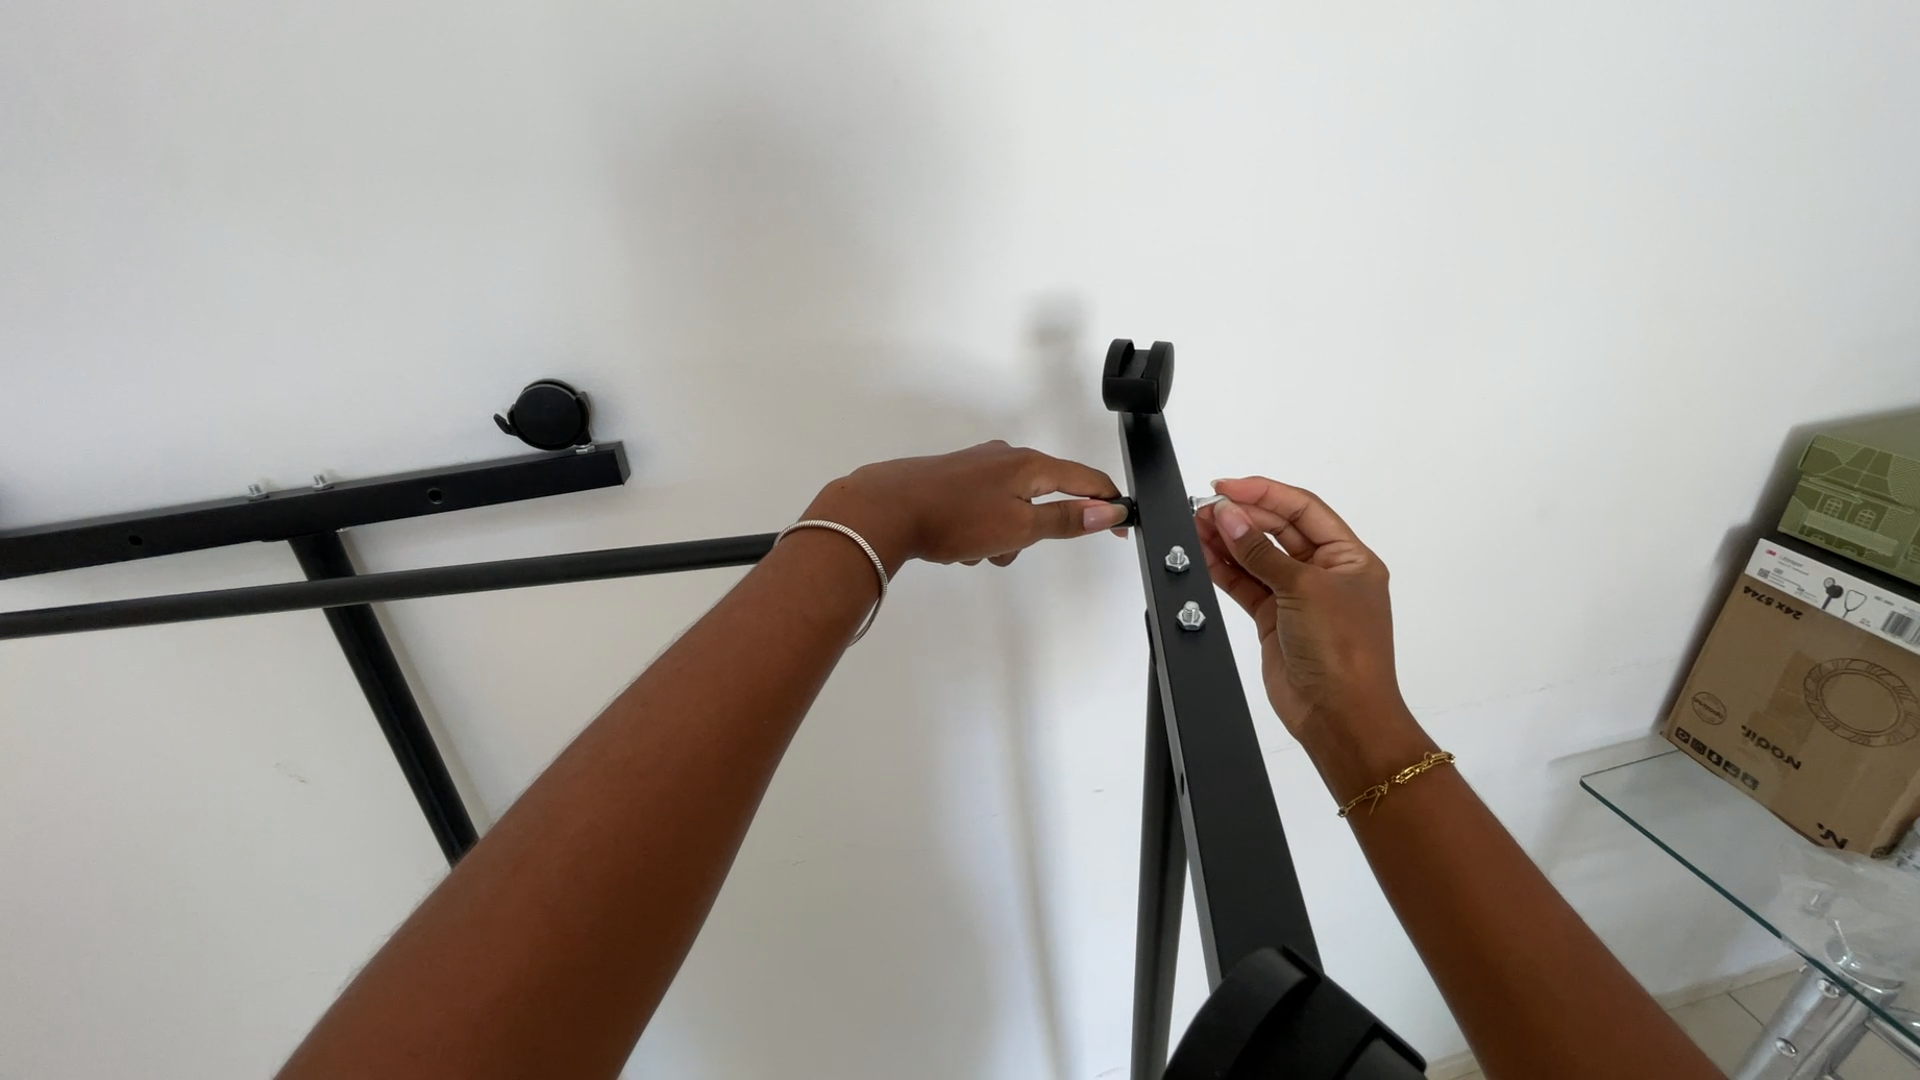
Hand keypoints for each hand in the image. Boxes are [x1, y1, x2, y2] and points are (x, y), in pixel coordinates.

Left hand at [805, 441, 1126, 571]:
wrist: (885, 511)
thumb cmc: (950, 516)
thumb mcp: (1020, 527)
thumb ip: (1065, 519)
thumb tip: (1107, 511)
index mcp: (1029, 465)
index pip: (1085, 480)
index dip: (1108, 504)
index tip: (1122, 527)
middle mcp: (1005, 458)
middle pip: (1043, 499)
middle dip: (1031, 533)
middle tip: (1006, 549)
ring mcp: (977, 467)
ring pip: (1010, 511)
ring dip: (1001, 538)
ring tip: (973, 550)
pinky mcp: (954, 481)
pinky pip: (984, 512)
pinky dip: (978, 532)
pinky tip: (954, 544)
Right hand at [1194, 477, 1405, 740]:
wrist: (1339, 713)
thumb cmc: (1346, 654)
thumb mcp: (1305, 589)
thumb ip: (1261, 552)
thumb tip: (1230, 517)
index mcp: (1349, 558)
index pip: (1303, 509)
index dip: (1264, 493)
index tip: (1228, 487)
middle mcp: (1324, 573)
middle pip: (1277, 530)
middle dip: (1241, 516)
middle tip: (1205, 509)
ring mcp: (1296, 596)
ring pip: (1256, 556)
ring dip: (1227, 539)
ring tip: (1196, 525)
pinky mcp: (1272, 618)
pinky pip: (1243, 584)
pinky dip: (1223, 568)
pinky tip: (1204, 553)